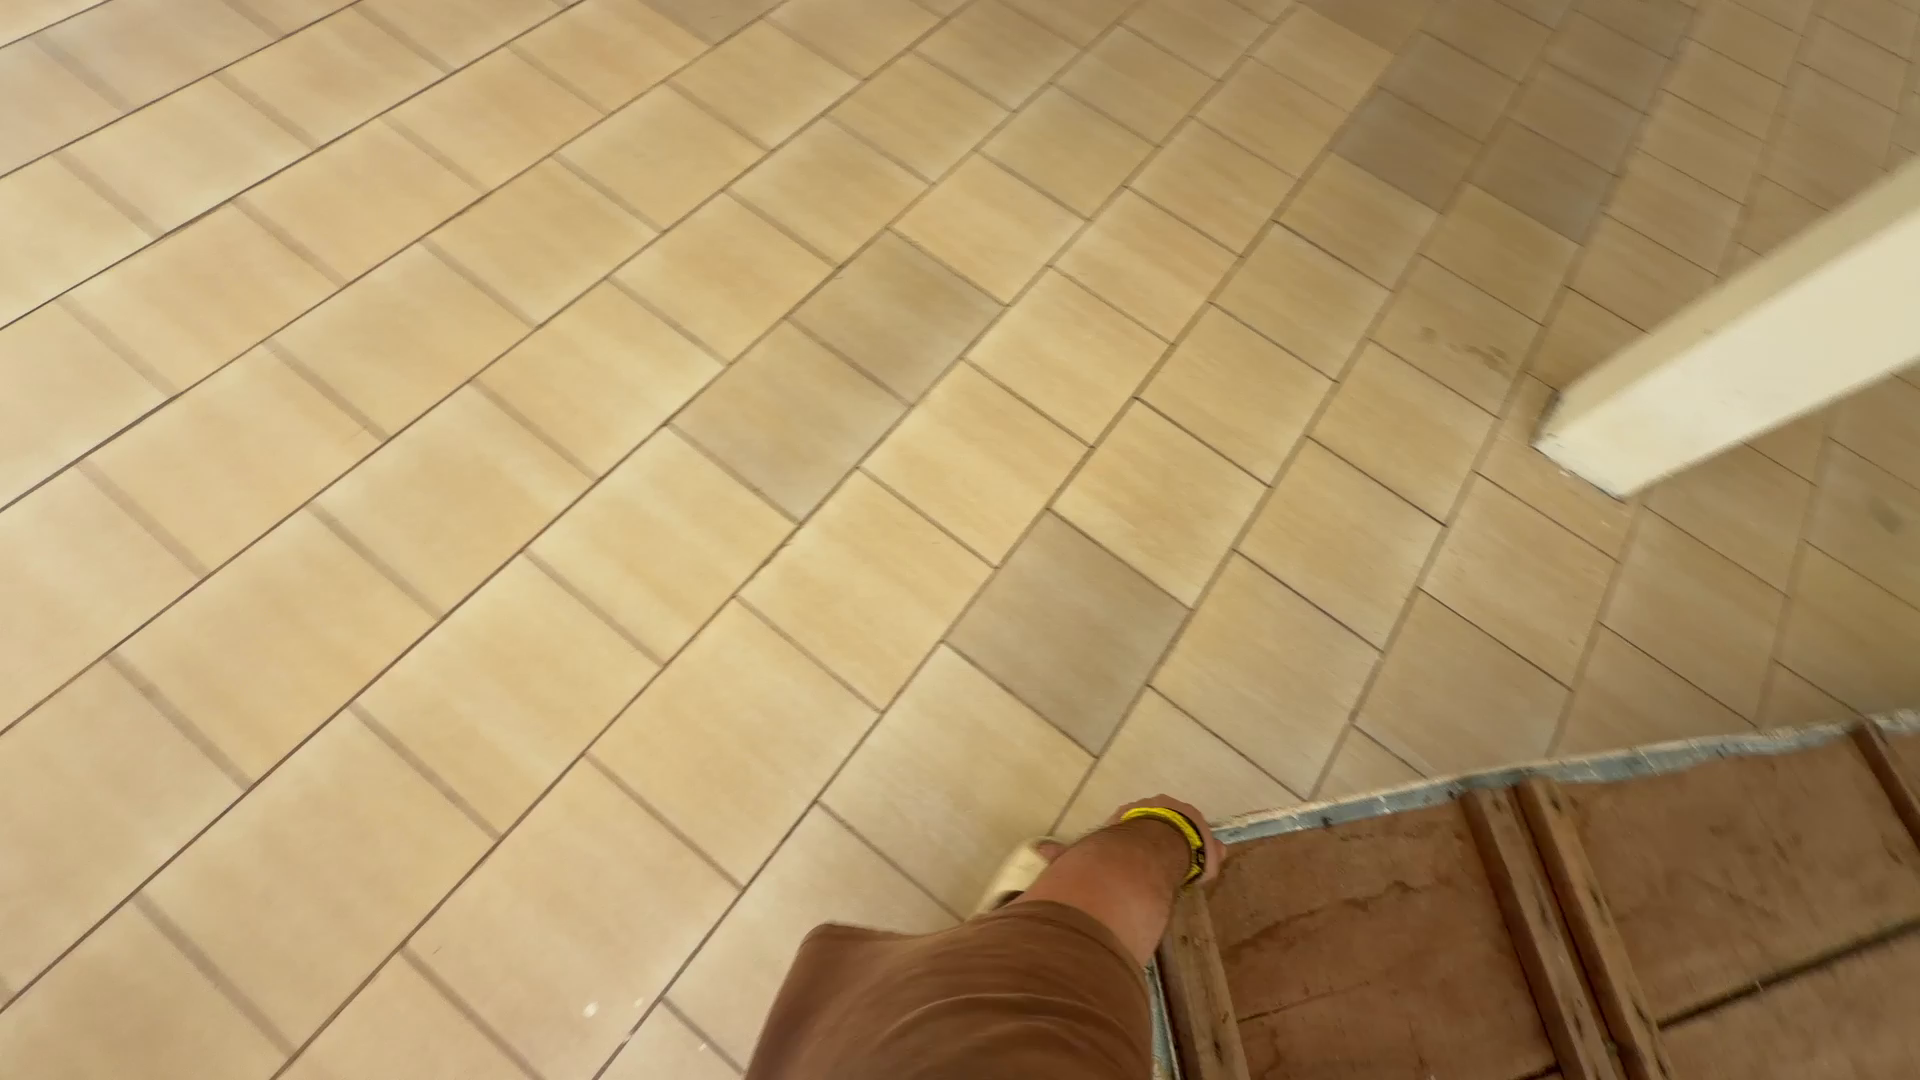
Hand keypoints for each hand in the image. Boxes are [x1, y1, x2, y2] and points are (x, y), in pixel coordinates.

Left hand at [1107, 795, 1223, 885]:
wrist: (1157, 846)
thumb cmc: (1189, 854)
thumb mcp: (1209, 861)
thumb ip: (1213, 853)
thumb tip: (1219, 848)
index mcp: (1189, 812)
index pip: (1189, 821)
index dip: (1186, 835)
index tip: (1183, 850)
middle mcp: (1165, 803)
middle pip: (1165, 815)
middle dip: (1163, 830)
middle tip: (1160, 851)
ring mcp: (1142, 805)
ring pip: (1143, 816)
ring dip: (1144, 830)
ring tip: (1141, 852)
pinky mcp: (1122, 812)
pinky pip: (1125, 822)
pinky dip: (1126, 832)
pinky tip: (1125, 848)